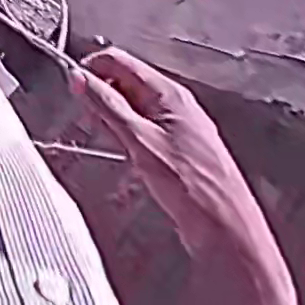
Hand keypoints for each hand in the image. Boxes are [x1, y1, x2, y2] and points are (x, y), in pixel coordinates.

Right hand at [73, 48, 299, 304]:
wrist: (238, 246)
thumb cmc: (196, 194)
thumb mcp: (141, 144)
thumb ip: (107, 107)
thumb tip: (79, 78)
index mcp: (168, 96)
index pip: (117, 59)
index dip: (89, 65)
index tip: (67, 81)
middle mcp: (176, 107)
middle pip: (125, 78)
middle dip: (97, 87)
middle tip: (76, 106)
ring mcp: (180, 130)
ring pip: (131, 103)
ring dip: (109, 109)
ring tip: (92, 128)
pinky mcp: (181, 153)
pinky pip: (140, 124)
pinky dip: (121, 128)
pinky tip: (117, 150)